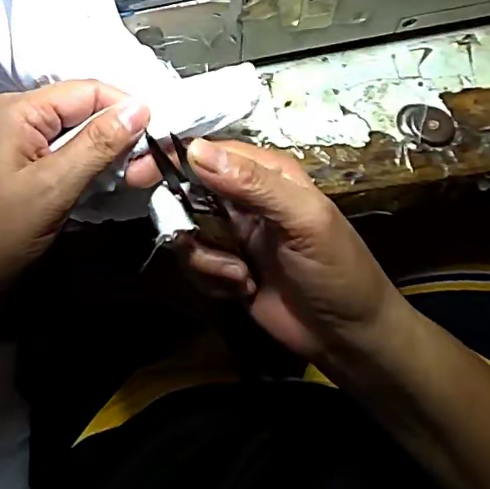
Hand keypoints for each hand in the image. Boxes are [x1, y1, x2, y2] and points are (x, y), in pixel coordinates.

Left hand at [0, 81, 149, 324]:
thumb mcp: (53, 186)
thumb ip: (99, 143)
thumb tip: (143, 105)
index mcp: (19, 109)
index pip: (89, 90)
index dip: (128, 109)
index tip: (160, 140)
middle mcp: (18, 116)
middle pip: (86, 110)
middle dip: (121, 135)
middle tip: (150, 170)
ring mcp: (19, 143)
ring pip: (80, 135)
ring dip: (110, 155)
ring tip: (136, 180)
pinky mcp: (24, 168)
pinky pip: (68, 155)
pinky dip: (92, 168)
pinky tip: (112, 185)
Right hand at [172, 140, 408, 368]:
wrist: (349, 338)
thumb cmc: (337, 269)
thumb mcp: (303, 219)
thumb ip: (253, 183)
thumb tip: (197, 150)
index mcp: (265, 173)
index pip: (209, 151)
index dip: (173, 158)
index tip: (140, 173)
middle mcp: (243, 196)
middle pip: (187, 191)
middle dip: (184, 218)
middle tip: (185, 236)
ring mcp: (232, 232)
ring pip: (185, 231)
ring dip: (205, 258)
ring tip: (240, 275)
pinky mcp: (224, 266)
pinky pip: (193, 264)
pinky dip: (212, 279)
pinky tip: (242, 289)